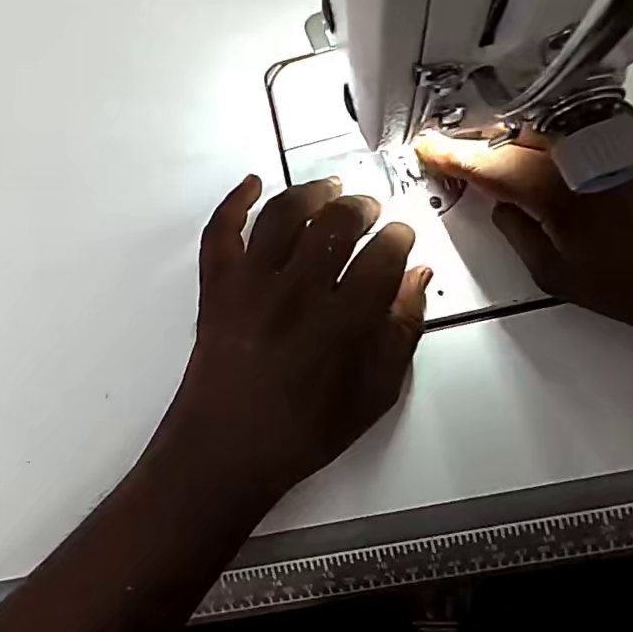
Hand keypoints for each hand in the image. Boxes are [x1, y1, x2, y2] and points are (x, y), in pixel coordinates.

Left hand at [148, 175, 430, 501]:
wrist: (226, 447)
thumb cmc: (302, 431)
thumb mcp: (373, 395)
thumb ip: (400, 332)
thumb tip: (416, 279)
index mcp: (341, 323)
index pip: (381, 257)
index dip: (398, 238)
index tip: (401, 234)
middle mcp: (296, 293)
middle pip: (334, 225)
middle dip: (360, 208)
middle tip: (369, 209)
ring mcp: (250, 285)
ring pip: (282, 215)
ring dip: (310, 193)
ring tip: (329, 188)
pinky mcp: (216, 286)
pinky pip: (221, 230)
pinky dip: (234, 201)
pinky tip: (252, 184)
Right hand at [415, 110, 632, 346]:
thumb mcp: (568, 276)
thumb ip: (521, 235)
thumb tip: (504, 208)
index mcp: (558, 182)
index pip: (484, 159)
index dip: (448, 153)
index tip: (426, 147)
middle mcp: (586, 143)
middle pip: (511, 127)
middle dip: (479, 140)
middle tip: (459, 159)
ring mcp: (620, 129)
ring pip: (546, 119)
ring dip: (516, 135)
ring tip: (504, 161)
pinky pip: (581, 121)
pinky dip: (554, 134)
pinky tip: (555, 158)